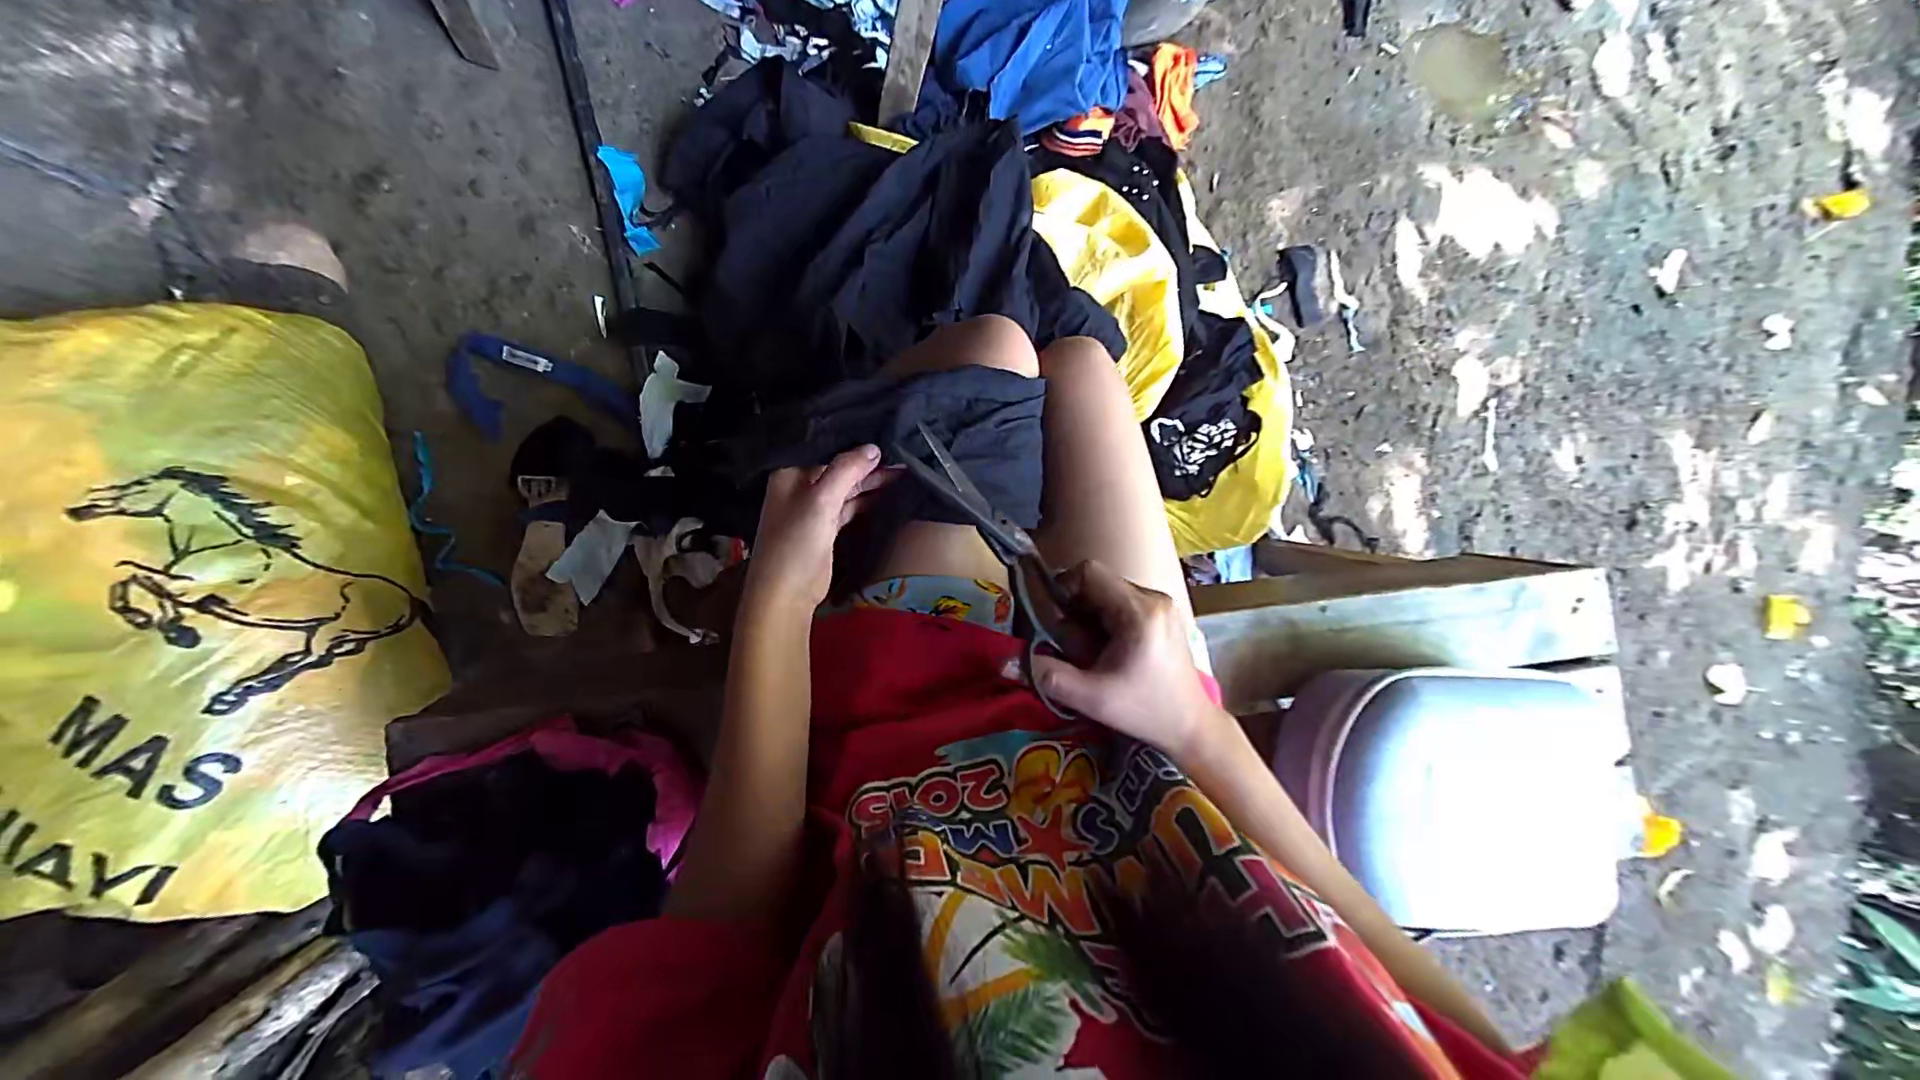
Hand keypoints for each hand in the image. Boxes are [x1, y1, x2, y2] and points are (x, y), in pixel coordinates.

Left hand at [743, 445, 892, 612]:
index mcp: (790, 473)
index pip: (827, 450)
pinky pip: (848, 507)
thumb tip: (873, 448)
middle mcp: (800, 488)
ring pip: (846, 489)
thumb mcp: (821, 500)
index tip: (887, 438)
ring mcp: (812, 510)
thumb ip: (846, 470)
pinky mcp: (824, 529)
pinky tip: (886, 496)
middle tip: (904, 460)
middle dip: (868, 466)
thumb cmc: (796, 542)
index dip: (856, 446)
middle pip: (839, 469)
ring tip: (903, 475)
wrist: (785, 593)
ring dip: (870, 484)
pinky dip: (865, 502)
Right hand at [1030, 560, 1228, 761]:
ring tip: (1090, 649)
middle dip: (1076, 608)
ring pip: (1109, 592)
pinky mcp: (1163, 615)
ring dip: (1090, 615)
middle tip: (1071, 641)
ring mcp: (1161, 604)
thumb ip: (1049, 676)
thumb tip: (1009, 660)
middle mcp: (1153, 598)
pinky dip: (1106, 619)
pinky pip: (1123, 602)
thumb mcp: (1092, 698)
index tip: (1054, 618)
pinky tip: (1107, 650)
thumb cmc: (1144, 711)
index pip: (1090, 572)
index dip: (1063, 588)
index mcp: (1139, 611)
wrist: (1190, 727)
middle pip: (1099, 582)